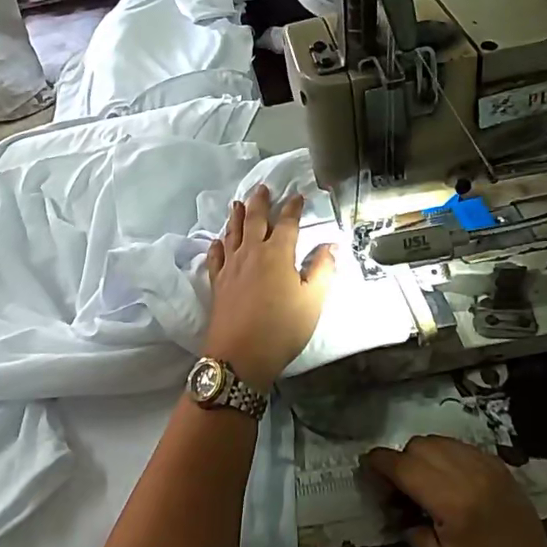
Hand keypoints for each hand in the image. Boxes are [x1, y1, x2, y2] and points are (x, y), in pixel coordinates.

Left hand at [203, 184, 335, 389]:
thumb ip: (323, 270)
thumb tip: (331, 246)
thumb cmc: (281, 329)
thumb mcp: (313, 301)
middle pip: (254, 220)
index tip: (298, 195)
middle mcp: (251, 253)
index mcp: (278, 254)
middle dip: (260, 202)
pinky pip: (216, 256)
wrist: (239, 358)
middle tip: (262, 188)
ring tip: (238, 203)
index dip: (293, 208)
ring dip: (237, 216)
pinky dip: (218, 244)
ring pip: (233, 233)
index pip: (287, 223)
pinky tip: (218, 240)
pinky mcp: (218, 283)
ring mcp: (231, 267)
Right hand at [364, 435, 546, 546]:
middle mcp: (468, 473)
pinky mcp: (497, 463)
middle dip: (401, 460)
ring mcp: (486, 464)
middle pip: (419, 445)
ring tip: (421, 481)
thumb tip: (393, 500)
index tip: (366, 466)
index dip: (380, 462)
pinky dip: (444, 454)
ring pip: (439, 440)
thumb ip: (409, 525)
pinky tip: (445, 478)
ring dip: (422, 454)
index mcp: (451, 501)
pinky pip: (459, 445)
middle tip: (396, 487)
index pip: (405, 466)